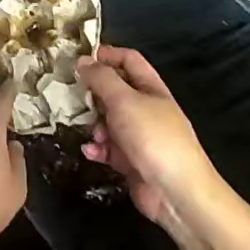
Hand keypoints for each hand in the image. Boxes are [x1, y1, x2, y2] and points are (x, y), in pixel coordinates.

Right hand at [76, 46, 223, 234]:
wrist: (178, 194)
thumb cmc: (153, 138)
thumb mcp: (124, 101)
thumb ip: (101, 78)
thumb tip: (83, 61)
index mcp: (151, 89)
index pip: (128, 60)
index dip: (106, 55)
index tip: (80, 58)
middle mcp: (145, 109)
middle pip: (114, 90)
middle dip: (93, 93)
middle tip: (72, 95)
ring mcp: (139, 136)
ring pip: (108, 120)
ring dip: (95, 125)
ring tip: (93, 133)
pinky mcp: (131, 160)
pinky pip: (108, 148)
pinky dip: (98, 148)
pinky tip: (92, 152)